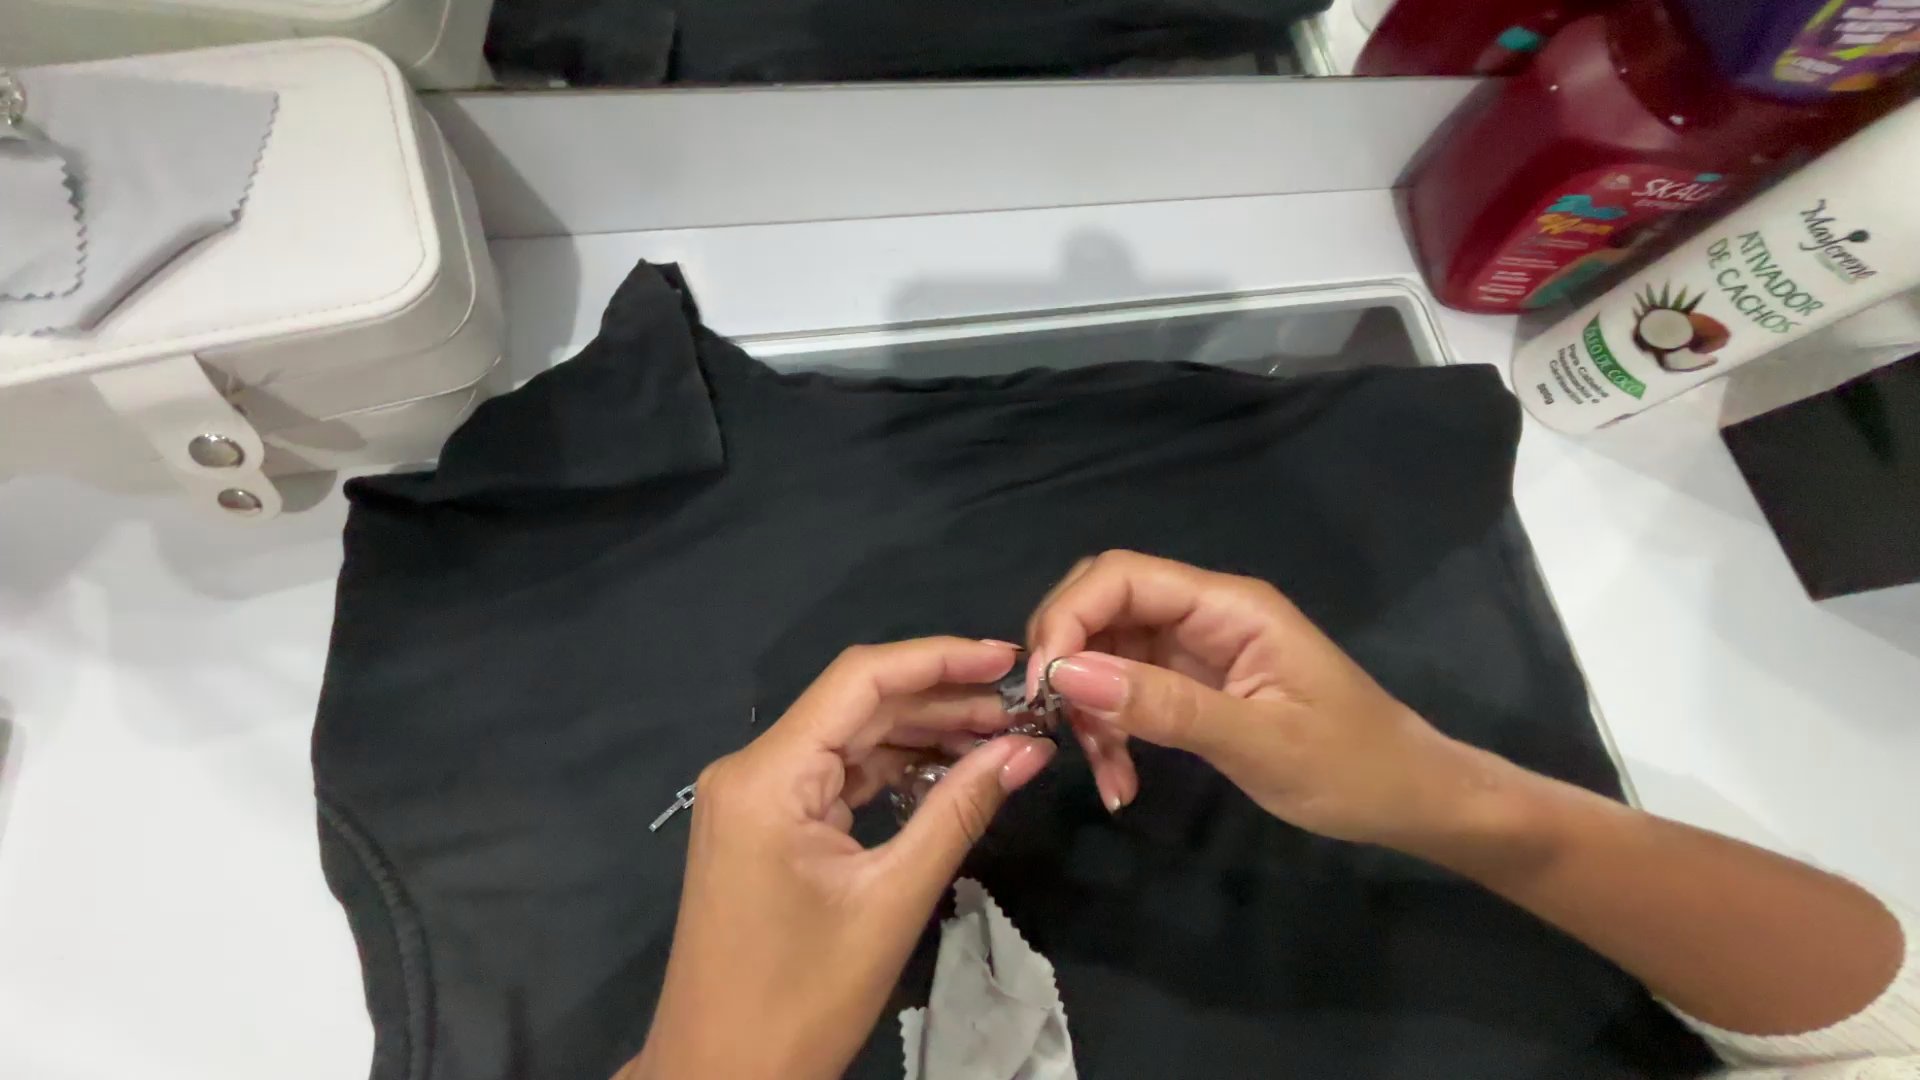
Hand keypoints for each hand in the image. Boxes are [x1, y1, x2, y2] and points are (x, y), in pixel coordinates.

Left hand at [623, 638, 1055, 1079]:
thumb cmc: (801, 1000)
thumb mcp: (893, 899)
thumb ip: (960, 810)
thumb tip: (1028, 749)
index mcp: (769, 774)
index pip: (860, 680)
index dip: (938, 658)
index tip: (1005, 658)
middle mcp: (755, 766)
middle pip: (859, 704)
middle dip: (941, 699)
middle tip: (1017, 705)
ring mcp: (757, 792)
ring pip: (852, 736)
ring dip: (922, 732)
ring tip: (998, 735)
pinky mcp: (769, 818)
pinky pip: (840, 772)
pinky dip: (894, 767)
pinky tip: (949, 768)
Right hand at [1026, 551, 1494, 846]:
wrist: (1409, 800)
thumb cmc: (1353, 767)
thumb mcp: (1261, 742)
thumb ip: (1164, 706)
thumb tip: (1066, 675)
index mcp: (1228, 605)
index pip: (1122, 575)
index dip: (1070, 616)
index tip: (1044, 683)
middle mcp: (1201, 613)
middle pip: (1102, 604)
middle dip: (1068, 659)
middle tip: (1059, 722)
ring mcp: (1190, 647)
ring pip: (1103, 651)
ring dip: (1087, 707)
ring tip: (1106, 771)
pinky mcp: (1186, 682)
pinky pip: (1123, 690)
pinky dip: (1108, 729)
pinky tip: (1119, 777)